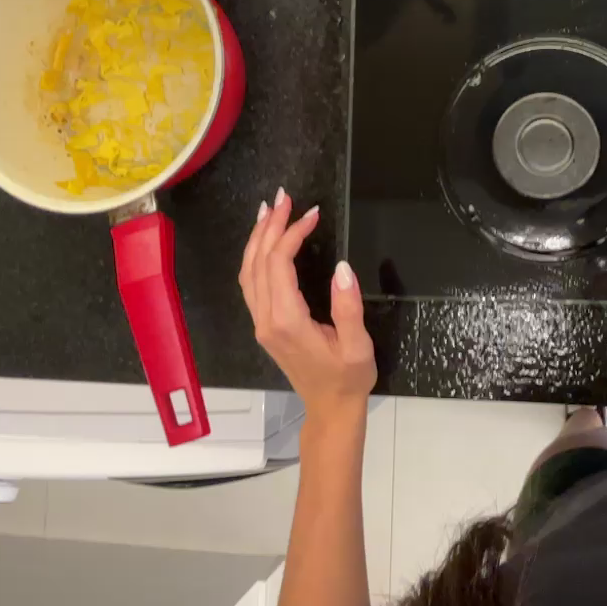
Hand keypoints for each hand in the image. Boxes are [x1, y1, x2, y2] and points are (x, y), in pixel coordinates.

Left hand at [238, 189, 375, 419]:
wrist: (330, 409)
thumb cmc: (348, 378)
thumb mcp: (357, 346)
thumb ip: (348, 307)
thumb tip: (342, 268)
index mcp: (288, 321)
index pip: (280, 264)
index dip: (292, 234)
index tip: (313, 214)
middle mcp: (267, 319)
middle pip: (259, 262)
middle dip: (270, 225)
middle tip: (285, 197)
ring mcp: (261, 323)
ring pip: (249, 271)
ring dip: (258, 238)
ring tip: (269, 210)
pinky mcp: (264, 325)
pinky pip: (251, 283)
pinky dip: (255, 256)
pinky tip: (265, 242)